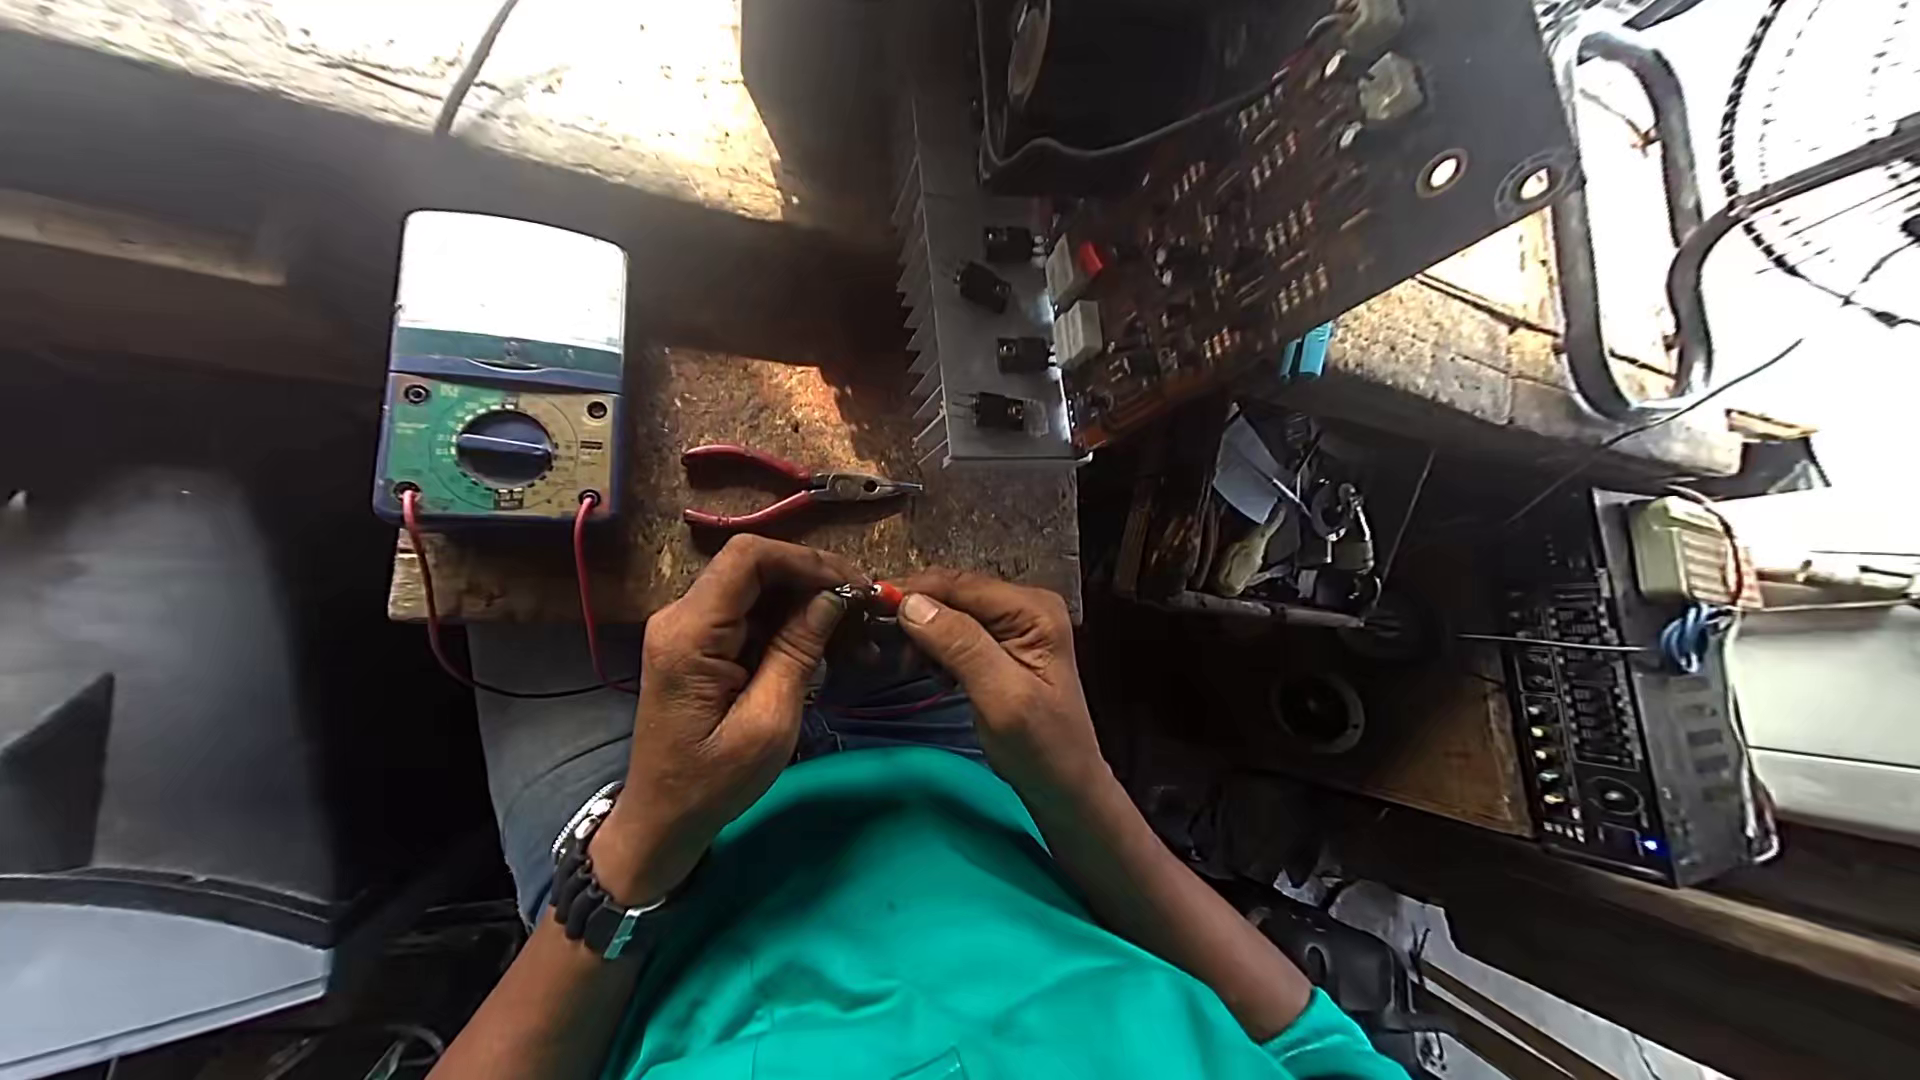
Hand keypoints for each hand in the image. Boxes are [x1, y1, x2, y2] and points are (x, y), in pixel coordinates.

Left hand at [591, 536, 859, 902]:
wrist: (663, 818)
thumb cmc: (712, 782)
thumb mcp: (768, 722)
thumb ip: (798, 651)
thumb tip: (833, 598)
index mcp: (690, 634)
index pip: (747, 558)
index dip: (805, 560)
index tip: (851, 586)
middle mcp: (683, 616)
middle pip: (757, 566)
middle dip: (816, 579)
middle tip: (864, 606)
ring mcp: (691, 626)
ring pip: (761, 586)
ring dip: (810, 600)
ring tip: (856, 630)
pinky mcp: (704, 641)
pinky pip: (755, 612)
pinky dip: (795, 620)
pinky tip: (829, 641)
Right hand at [894, 569, 1105, 803]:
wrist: (1064, 785)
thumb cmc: (1041, 747)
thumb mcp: (1001, 698)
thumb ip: (961, 646)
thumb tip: (911, 604)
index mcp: (1033, 609)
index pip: (962, 585)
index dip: (914, 590)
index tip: (870, 603)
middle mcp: (1025, 605)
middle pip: (954, 593)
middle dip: (915, 612)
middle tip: (880, 637)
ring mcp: (1014, 624)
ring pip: (950, 611)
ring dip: (923, 632)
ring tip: (908, 663)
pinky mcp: (1000, 644)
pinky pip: (956, 632)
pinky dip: (934, 647)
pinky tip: (930, 670)